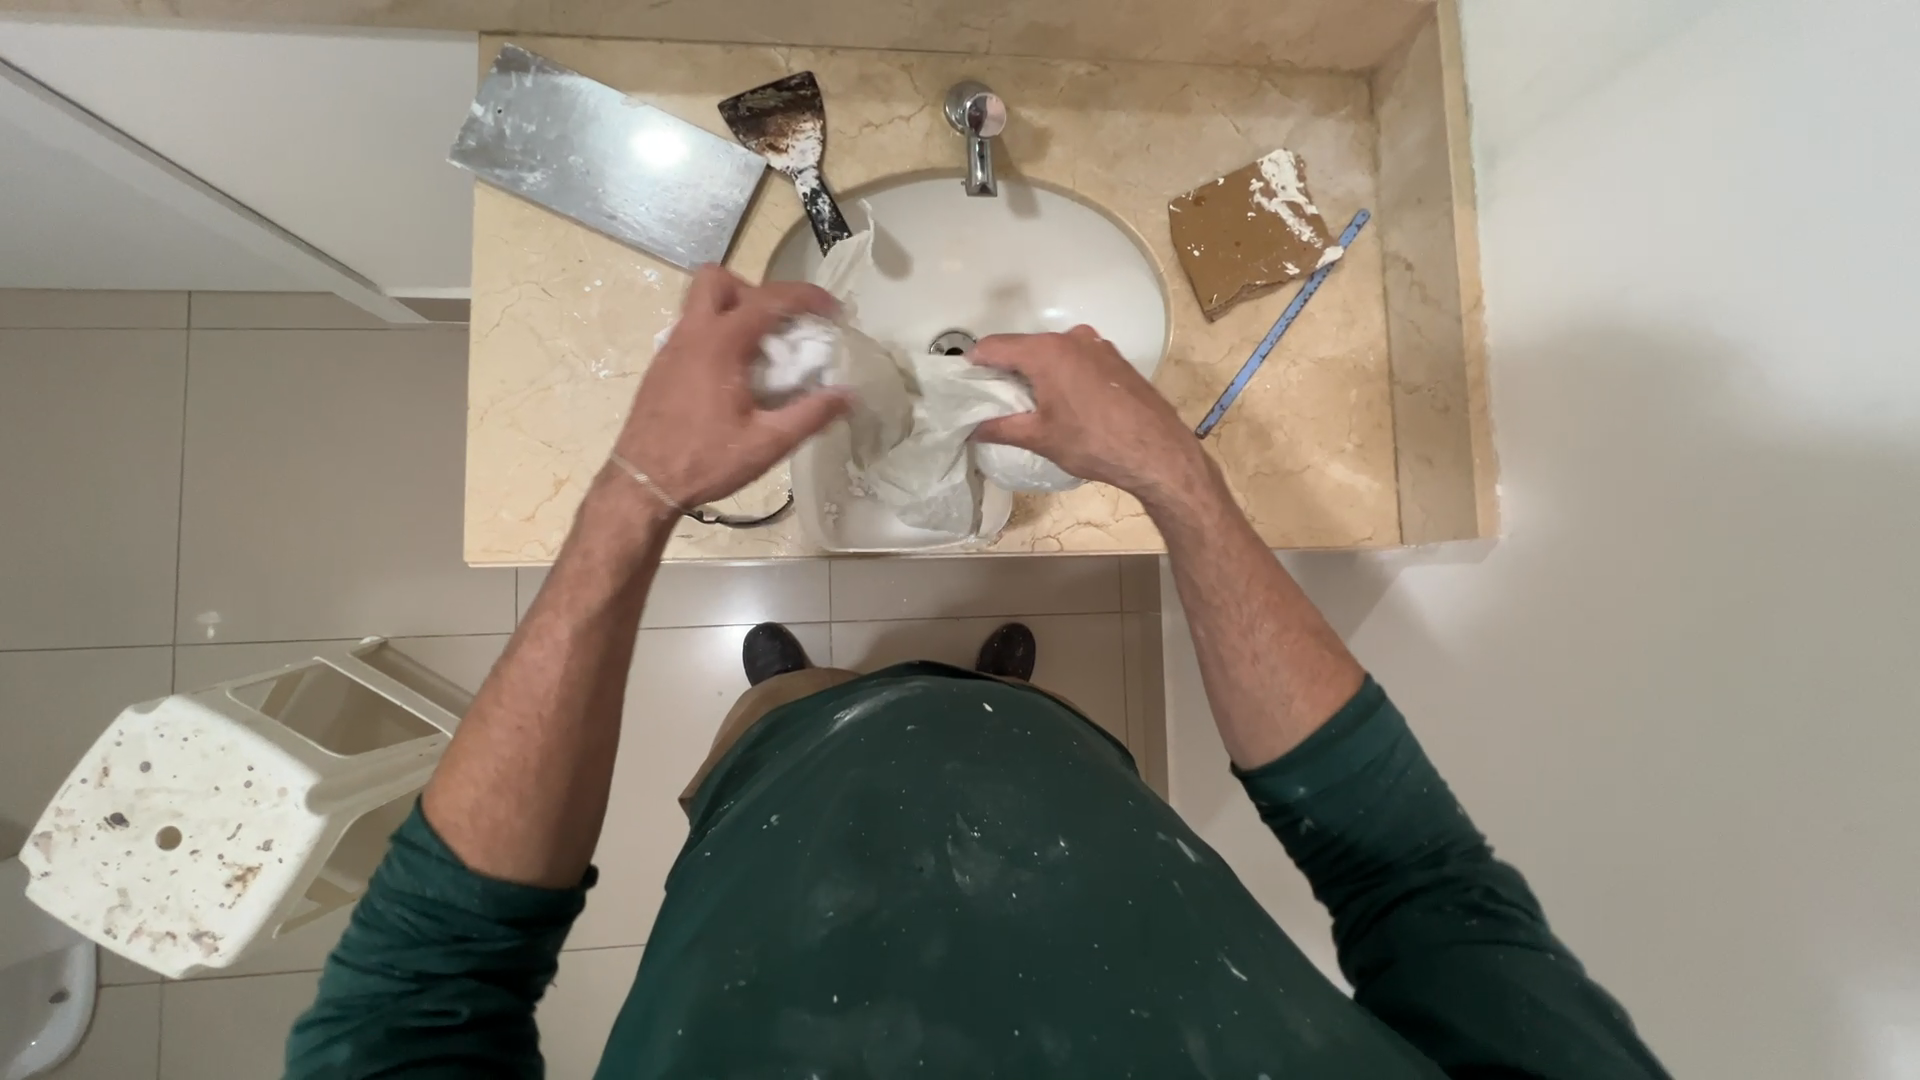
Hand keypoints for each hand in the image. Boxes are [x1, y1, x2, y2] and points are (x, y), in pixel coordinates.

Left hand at [607, 265, 848, 512]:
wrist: (642, 483)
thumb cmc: (706, 461)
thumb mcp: (768, 443)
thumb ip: (811, 415)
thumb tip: (847, 395)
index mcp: (720, 344)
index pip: (768, 299)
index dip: (806, 297)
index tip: (833, 310)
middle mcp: (691, 334)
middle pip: (718, 279)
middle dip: (755, 291)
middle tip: (778, 326)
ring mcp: (671, 348)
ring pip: (700, 302)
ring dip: (734, 311)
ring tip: (760, 351)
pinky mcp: (662, 367)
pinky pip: (692, 330)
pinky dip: (718, 335)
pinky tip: (734, 376)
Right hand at [970, 326, 1210, 504]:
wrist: (1157, 452)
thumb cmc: (1094, 443)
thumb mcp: (1040, 438)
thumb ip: (1000, 428)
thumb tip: (974, 429)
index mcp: (1047, 351)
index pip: (994, 346)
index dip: (974, 363)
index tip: (966, 384)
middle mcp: (1072, 338)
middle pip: (1024, 347)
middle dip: (1006, 371)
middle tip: (995, 401)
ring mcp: (1098, 346)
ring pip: (1052, 353)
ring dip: (1036, 373)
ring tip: (1031, 407)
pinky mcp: (1115, 360)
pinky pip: (1076, 359)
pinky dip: (1061, 375)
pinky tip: (1065, 404)